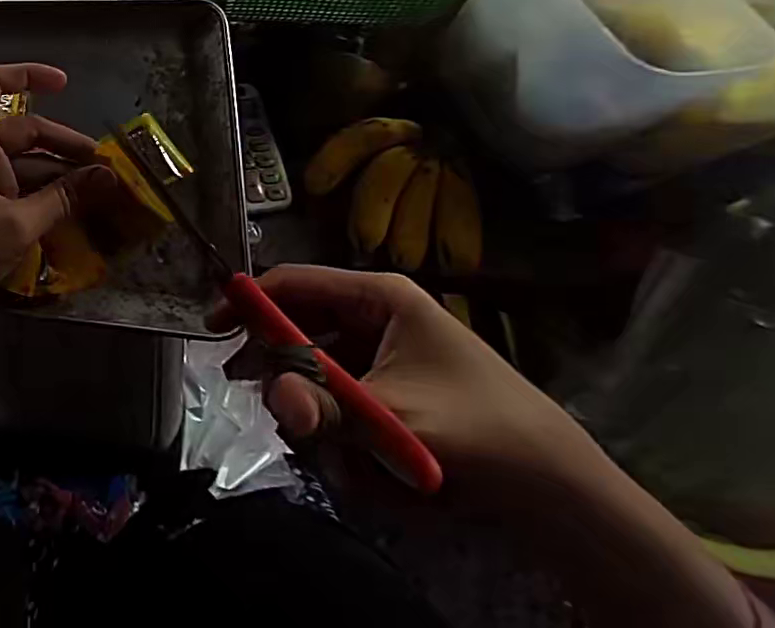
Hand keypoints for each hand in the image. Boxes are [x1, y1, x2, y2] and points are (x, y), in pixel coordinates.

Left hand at [0, 64, 114, 335]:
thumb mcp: (16, 226)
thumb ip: (63, 198)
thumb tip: (107, 177)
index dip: (28, 74)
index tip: (65, 84)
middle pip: (19, 129)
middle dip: (62, 143)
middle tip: (104, 164)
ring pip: (17, 161)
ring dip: (54, 173)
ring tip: (97, 189)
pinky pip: (7, 186)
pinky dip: (36, 193)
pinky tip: (68, 208)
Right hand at [211, 265, 601, 494]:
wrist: (560, 492)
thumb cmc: (481, 433)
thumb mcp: (396, 420)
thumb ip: (327, 407)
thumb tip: (272, 398)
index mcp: (379, 296)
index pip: (294, 282)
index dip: (250, 301)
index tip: (214, 329)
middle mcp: (376, 314)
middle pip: (300, 326)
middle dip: (285, 371)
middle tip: (275, 408)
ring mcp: (383, 353)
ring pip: (318, 370)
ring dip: (318, 412)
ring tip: (340, 455)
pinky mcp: (389, 388)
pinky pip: (341, 399)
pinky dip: (340, 430)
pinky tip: (364, 466)